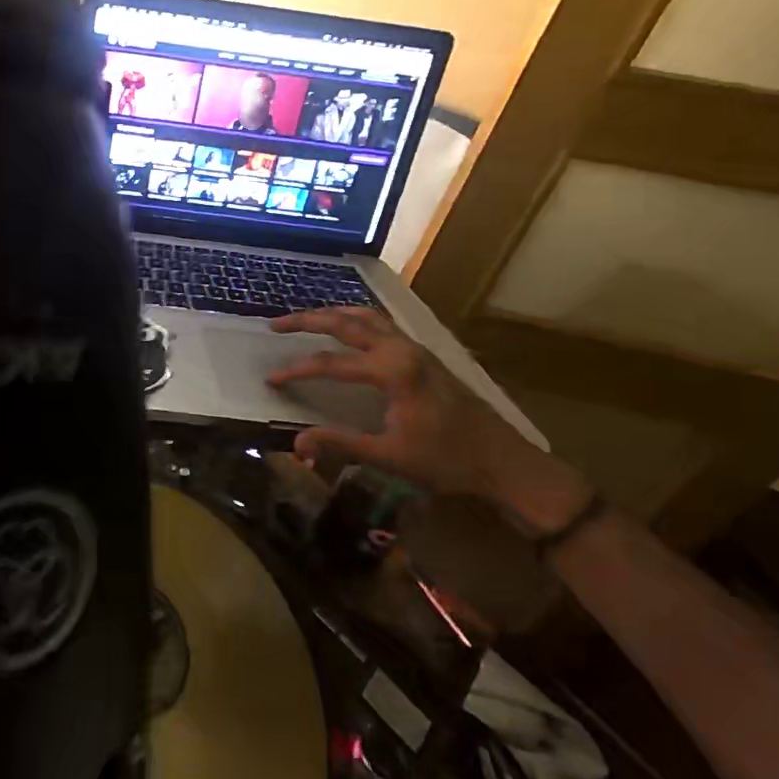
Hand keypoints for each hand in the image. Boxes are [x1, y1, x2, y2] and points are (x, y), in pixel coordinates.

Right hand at [267, 307, 590, 534]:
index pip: (329, 362)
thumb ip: (339, 444)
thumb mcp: (389, 456)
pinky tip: (347, 328)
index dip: (296, 370)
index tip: (271, 380)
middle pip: (345, 323)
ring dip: (332, 314)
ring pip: (366, 317)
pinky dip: (356, 319)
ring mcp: (416, 350)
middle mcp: (402, 350)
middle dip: (306, 320)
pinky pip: (382, 324)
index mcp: (393, 371)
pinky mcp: (424, 356)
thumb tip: (295, 445)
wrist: (507, 463)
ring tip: (305, 318)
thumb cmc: (448, 461)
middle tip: (274, 324)